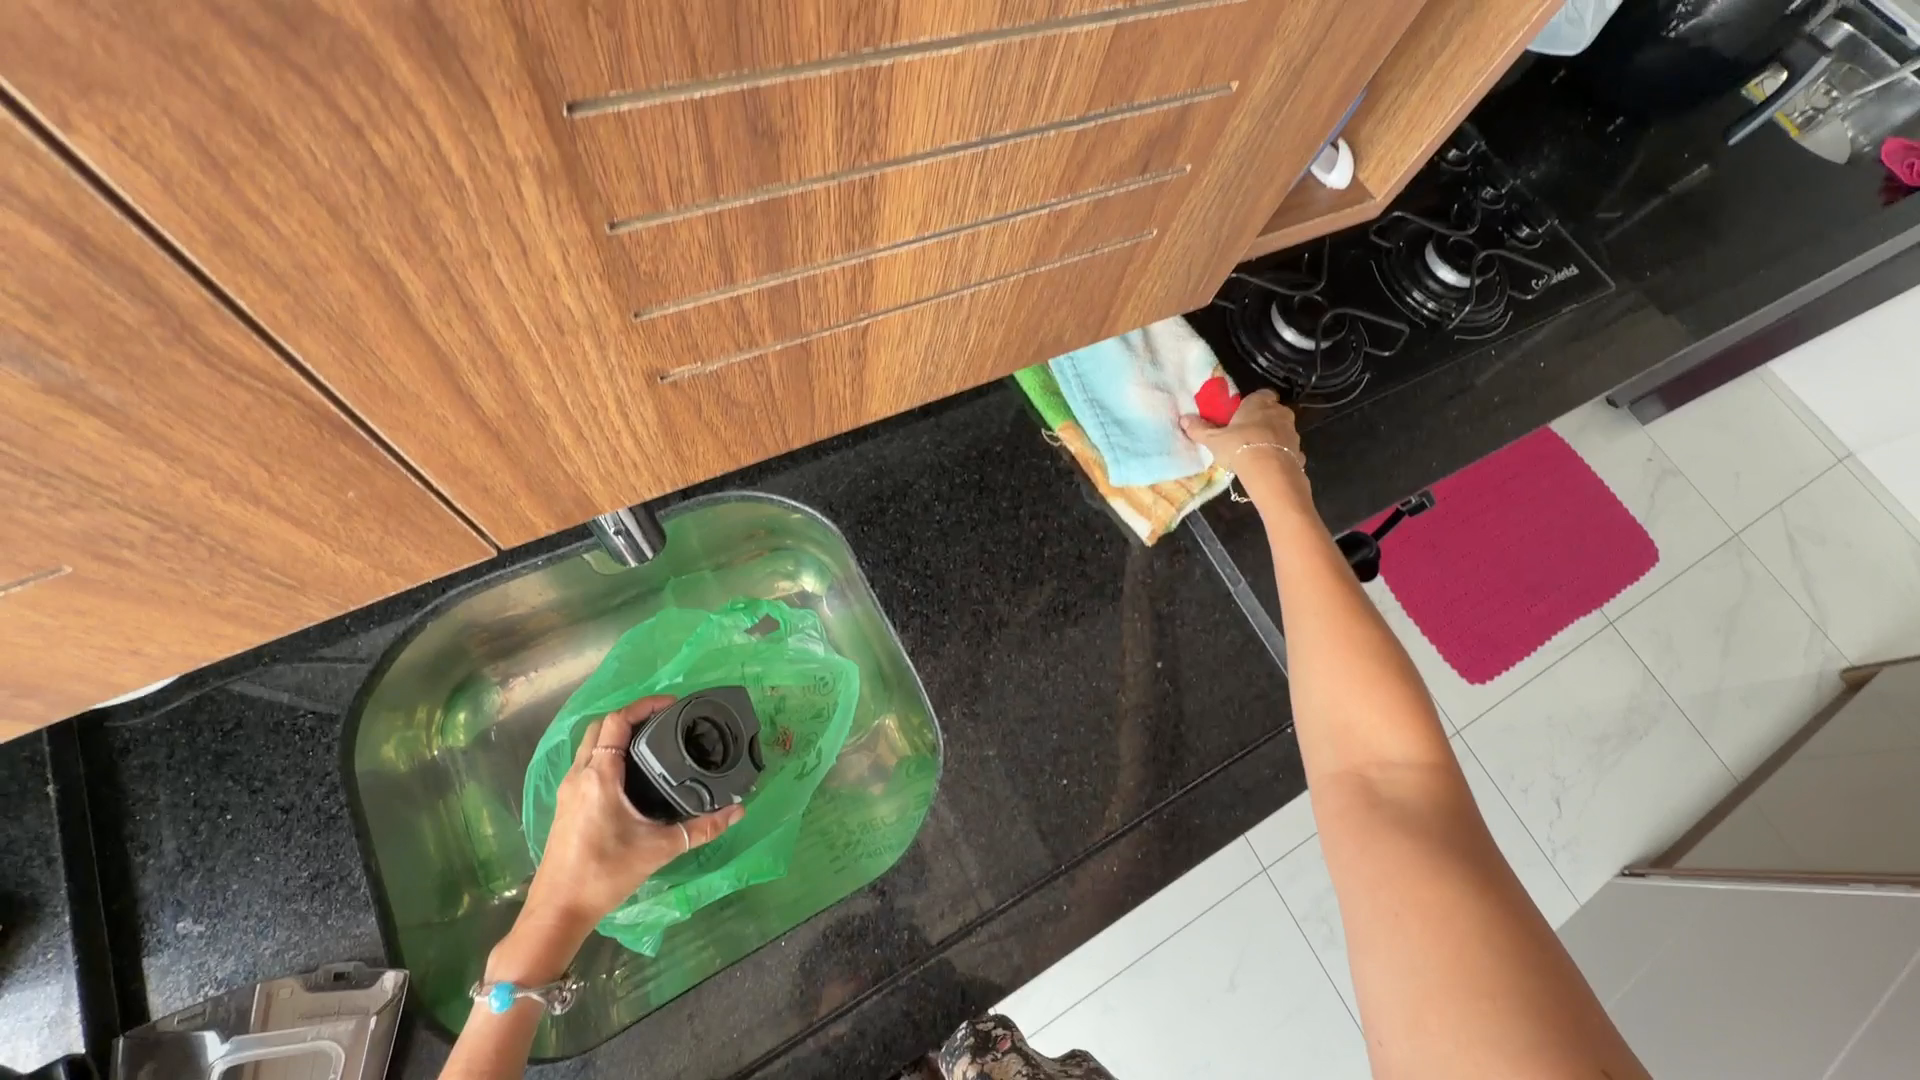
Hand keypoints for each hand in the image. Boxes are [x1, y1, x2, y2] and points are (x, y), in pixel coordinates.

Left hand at [520, 696, 744, 938]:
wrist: (558, 911)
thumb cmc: (605, 874)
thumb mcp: (659, 849)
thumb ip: (701, 828)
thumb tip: (737, 811)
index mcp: (599, 776)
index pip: (616, 722)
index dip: (644, 706)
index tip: (671, 705)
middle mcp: (579, 776)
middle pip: (600, 727)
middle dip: (631, 716)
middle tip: (664, 719)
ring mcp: (568, 790)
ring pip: (590, 745)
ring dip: (617, 734)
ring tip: (652, 739)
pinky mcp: (566, 805)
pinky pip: (587, 763)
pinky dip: (608, 753)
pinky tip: (631, 770)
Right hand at [1179, 389, 1307, 501]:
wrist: (1269, 470)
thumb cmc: (1239, 445)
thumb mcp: (1213, 439)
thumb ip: (1199, 429)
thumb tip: (1183, 419)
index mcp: (1259, 403)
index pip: (1262, 394)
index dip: (1253, 403)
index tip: (1243, 414)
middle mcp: (1279, 412)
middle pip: (1273, 411)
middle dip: (1263, 420)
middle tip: (1246, 433)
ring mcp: (1292, 431)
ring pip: (1281, 430)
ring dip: (1272, 437)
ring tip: (1256, 452)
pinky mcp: (1299, 450)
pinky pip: (1288, 449)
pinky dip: (1280, 454)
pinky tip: (1269, 465)